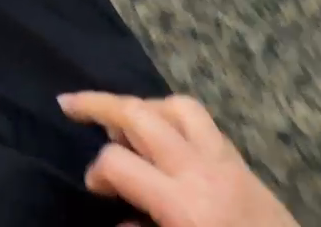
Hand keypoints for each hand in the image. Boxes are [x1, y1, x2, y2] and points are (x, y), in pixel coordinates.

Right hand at [60, 91, 298, 226]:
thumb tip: (121, 219)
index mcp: (185, 207)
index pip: (117, 163)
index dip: (96, 173)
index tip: (96, 190)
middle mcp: (204, 174)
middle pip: (139, 114)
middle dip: (98, 105)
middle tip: (70, 105)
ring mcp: (231, 167)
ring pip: (179, 108)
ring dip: (146, 107)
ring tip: (126, 121)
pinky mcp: (249, 171)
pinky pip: (207, 126)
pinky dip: (177, 121)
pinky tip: (166, 138)